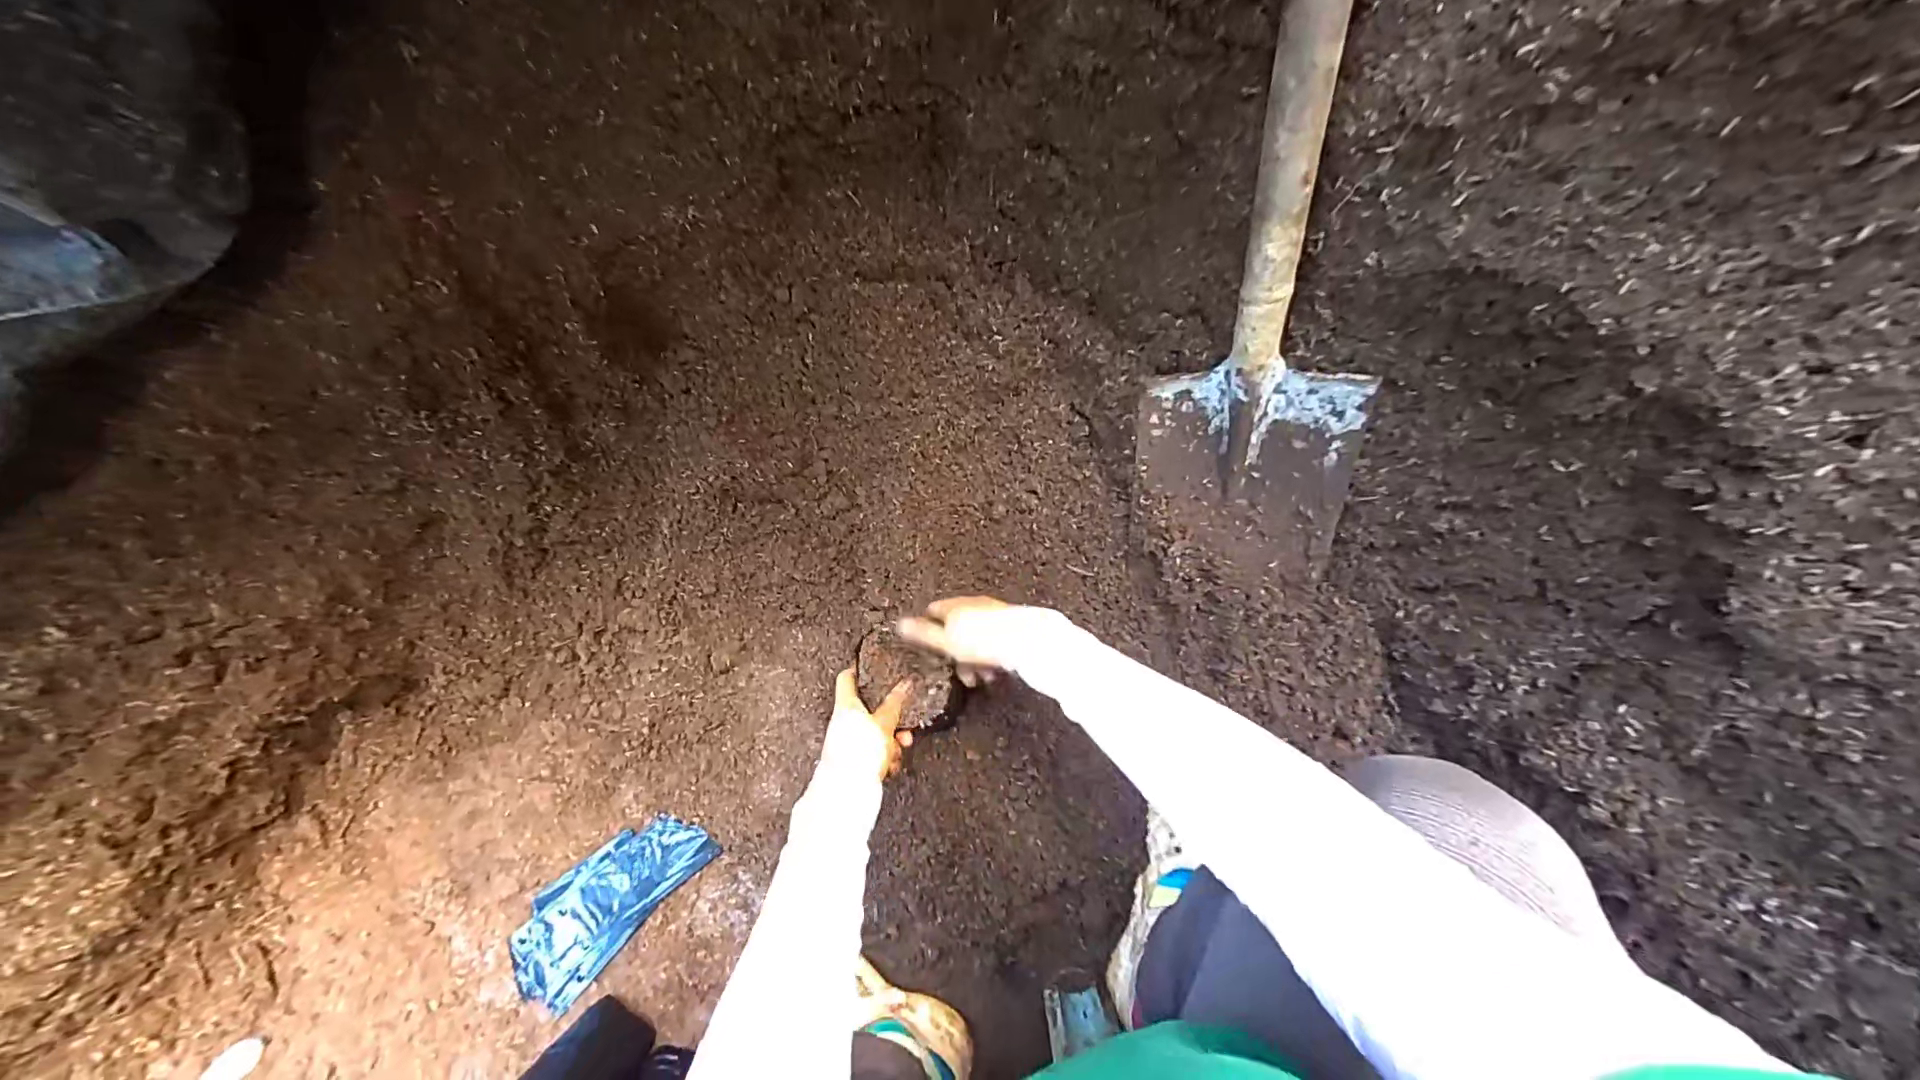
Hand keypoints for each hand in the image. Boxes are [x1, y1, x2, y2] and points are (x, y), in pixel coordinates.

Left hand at [833, 668, 913, 779]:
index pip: (847, 678)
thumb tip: (904, 684)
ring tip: (896, 752)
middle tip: (902, 729)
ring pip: (875, 733)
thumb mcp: (884, 723)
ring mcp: (848, 740)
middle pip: (869, 710)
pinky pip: (873, 751)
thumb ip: (895, 703)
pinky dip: (885, 757)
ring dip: (891, 743)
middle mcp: (843, 721)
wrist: (847, 790)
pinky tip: (888, 766)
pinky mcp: (854, 759)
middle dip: (891, 720)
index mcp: (846, 706)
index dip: (859, 669)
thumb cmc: (859, 754)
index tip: (871, 666)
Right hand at [895, 595, 1021, 684]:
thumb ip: (923, 634)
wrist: (1023, 640)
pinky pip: (992, 642)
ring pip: (975, 638)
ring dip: (974, 660)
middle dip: (956, 653)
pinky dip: (989, 657)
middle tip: (959, 672)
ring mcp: (992, 613)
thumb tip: (899, 624)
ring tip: (980, 678)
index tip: (929, 646)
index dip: (928, 629)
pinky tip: (993, 672)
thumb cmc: (983, 641)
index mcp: (954, 606)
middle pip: (956, 629)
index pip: (933, 611)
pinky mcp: (1008, 624)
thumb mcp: (946, 642)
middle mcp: (973, 605)